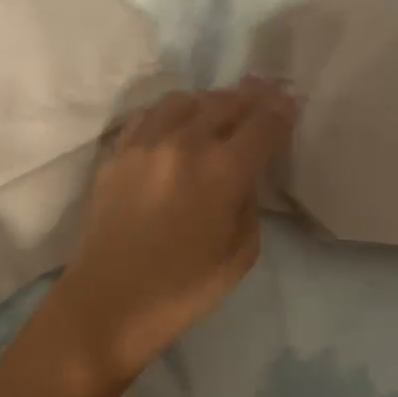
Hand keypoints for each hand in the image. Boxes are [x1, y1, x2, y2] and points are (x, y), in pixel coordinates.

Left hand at [52, 77, 296, 379]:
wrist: (107, 302)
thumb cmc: (181, 290)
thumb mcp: (240, 254)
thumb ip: (249, 204)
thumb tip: (244, 174)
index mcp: (222, 171)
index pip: (263, 124)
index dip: (282, 111)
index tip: (290, 104)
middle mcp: (184, 143)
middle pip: (226, 103)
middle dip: (251, 98)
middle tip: (264, 95)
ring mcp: (145, 143)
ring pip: (185, 100)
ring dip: (210, 100)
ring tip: (221, 108)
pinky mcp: (116, 152)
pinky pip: (149, 114)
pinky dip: (172, 111)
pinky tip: (178, 121)